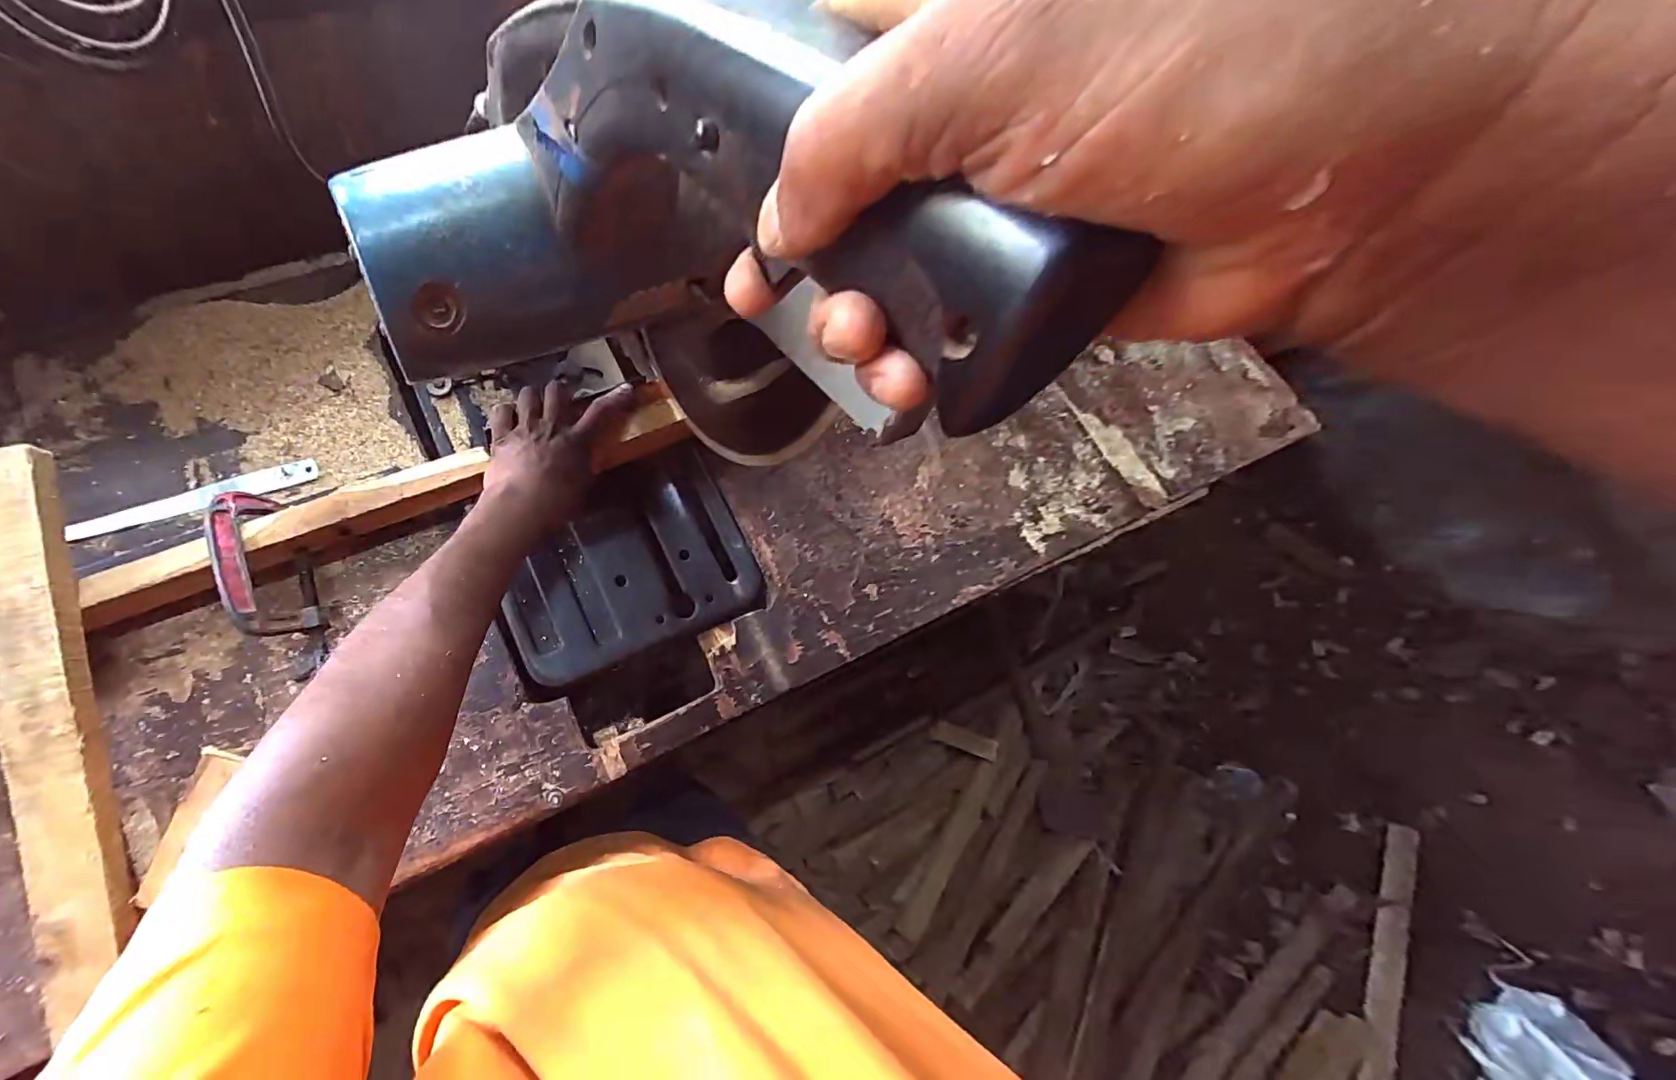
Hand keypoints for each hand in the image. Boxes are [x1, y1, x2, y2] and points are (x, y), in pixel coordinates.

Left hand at [474, 381, 637, 539]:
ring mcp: (523, 428)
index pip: (600, 412)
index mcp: (576, 440)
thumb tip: (592, 467)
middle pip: (556, 391)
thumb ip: (587, 471)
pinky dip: (505, 411)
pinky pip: (500, 411)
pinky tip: (508, 418)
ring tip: (533, 406)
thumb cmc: (558, 505)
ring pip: (527, 394)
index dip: (615, 398)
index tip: (626, 388)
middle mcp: (550, 426)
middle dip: (559, 392)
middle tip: (560, 401)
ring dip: (532, 397)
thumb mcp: (583, 488)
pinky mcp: (500, 437)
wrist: (520, 508)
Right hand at [725, 0, 1615, 412]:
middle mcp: (955, 132)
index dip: (770, 168)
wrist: (1355, 184)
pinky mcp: (1010, 294)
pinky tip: (902, 383)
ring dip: (848, 330)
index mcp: (938, 47)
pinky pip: (929, 336)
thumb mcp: (989, 59)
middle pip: (836, 212)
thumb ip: (854, 132)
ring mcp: (982, 217)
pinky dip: (904, 367)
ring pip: (874, 286)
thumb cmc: (1193, 68)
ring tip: (861, 350)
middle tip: (779, 306)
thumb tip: (783, 221)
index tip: (746, 228)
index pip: (816, 101)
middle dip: (801, 270)